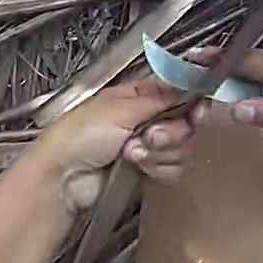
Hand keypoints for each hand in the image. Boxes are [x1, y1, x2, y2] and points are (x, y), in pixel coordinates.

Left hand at [24, 80, 194, 210]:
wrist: (64, 178)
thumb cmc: (81, 135)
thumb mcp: (120, 108)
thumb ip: (160, 98)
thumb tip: (188, 84)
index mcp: (136, 94)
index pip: (177, 91)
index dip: (192, 100)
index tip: (198, 109)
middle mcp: (145, 117)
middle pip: (184, 122)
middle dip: (171, 132)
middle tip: (151, 136)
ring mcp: (147, 145)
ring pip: (180, 147)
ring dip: (160, 152)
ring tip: (132, 153)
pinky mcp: (148, 169)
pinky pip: (172, 168)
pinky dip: (157, 168)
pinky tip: (137, 167)